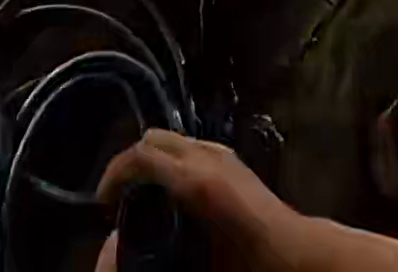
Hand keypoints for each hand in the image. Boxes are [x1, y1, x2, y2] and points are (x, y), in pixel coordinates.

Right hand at [94, 129, 313, 271]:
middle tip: (119, 196)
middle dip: (131, 162)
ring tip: (143, 196)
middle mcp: (206, 155)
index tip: (102, 199)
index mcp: (194, 179)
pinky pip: (191, 148)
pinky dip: (173, 161)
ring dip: (152, 160)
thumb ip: (157, 243)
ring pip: (173, 140)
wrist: (295, 255)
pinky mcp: (231, 158)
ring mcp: (220, 153)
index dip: (115, 173)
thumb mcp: (196, 261)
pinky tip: (173, 193)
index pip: (142, 155)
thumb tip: (120, 244)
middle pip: (154, 138)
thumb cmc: (246, 263)